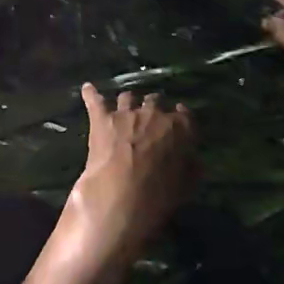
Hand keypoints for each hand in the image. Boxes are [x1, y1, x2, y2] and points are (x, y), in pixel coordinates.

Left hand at [62, 84, 198, 269]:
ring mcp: (126, 113)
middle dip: (153, 107)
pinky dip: (91, 94)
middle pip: (155, 101)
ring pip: (128, 97)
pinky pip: (95, 100)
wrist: (122, 193)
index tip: (179, 119)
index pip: (184, 115)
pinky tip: (87, 89)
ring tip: (125, 105)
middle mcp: (153, 114)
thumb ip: (192, 169)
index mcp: (179, 128)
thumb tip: (195, 161)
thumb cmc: (159, 194)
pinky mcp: (102, 119)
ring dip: (128, 101)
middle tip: (150, 118)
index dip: (181, 117)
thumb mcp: (186, 187)